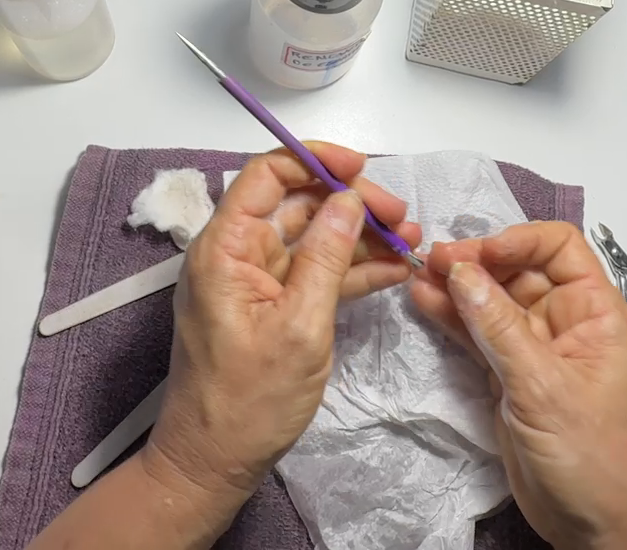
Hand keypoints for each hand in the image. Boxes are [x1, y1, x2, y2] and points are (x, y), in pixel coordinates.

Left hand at [143, 143, 421, 512]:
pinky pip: (317, 271)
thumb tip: (351, 199)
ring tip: (410, 239)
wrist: (215, 466)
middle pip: (299, 203)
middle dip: (351, 203)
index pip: (267, 175)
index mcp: (226, 246)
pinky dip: (353, 268)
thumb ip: (327, 256)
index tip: (361, 167)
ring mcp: (259, 278)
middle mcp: (239, 252)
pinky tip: (394, 267)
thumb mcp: (299, 326)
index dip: (314, 160)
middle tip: (400, 216)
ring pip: (315, 237)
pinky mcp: (276, 304)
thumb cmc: (247, 401)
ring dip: (361, 236)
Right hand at [409, 222, 626, 549]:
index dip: (520, 241)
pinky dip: (451, 316)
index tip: (481, 255)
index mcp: (593, 311)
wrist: (597, 532)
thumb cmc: (594, 457)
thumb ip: (499, 328)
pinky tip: (424, 299)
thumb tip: (461, 272)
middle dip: (476, 261)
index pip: (559, 248)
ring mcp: (532, 345)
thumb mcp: (545, 387)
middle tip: (434, 260)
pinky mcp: (507, 371)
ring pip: (490, 299)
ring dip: (456, 285)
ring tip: (419, 273)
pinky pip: (476, 332)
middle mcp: (563, 319)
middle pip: (516, 269)